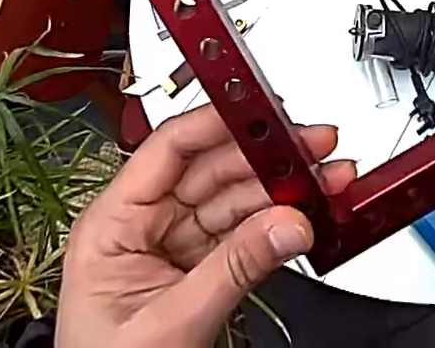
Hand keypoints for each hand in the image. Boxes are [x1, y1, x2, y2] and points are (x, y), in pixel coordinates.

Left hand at [57, 104, 356, 347]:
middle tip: (310, 144)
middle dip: (264, 154)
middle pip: (210, 167)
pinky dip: (273, 222)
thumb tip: (288, 223)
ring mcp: (172, 243)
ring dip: (278, 186)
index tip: (260, 110)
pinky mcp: (195, 268)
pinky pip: (238, 232)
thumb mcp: (168, 325)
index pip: (169, 148)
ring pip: (231, 197)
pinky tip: (302, 210)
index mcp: (113, 219)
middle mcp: (143, 221)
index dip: (217, 122)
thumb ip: (232, 270)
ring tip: (321, 177)